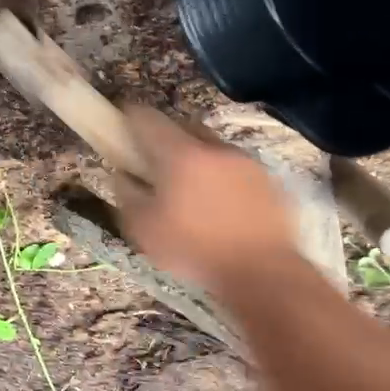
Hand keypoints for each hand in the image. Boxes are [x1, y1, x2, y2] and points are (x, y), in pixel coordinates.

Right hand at [116, 106, 298, 292]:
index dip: (128, 117)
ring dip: (194, 158)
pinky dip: (219, 176)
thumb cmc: (191, 249)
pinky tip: (214, 203)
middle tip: (149, 160)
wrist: (263, 273)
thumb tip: (122, 175)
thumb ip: (126, 192)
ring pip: (212, 148)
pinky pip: (234, 168)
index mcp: (180, 155)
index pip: (147, 118)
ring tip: (185, 185)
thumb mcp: (140, 225)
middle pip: (183, 127)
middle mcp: (216, 150)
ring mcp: (248, 164)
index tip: (117, 124)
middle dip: (163, 138)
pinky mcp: (271, 182)